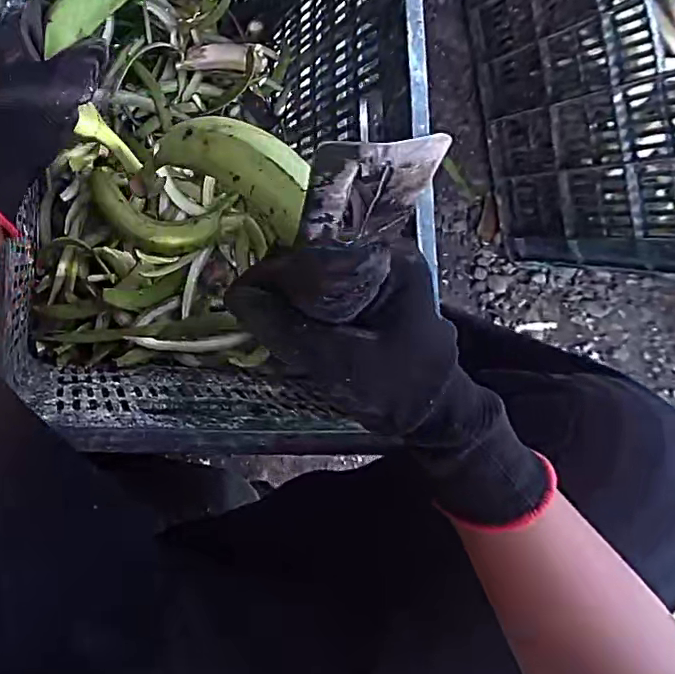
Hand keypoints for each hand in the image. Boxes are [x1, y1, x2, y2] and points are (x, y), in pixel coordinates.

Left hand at [0, 1, 102, 232]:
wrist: (1, 165)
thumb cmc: (31, 116)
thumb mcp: (67, 82)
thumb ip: (85, 57)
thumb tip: (98, 43)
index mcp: (7, 38)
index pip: (38, 11)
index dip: (63, 19)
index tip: (83, 34)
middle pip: (37, 39)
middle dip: (61, 48)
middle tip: (84, 62)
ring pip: (34, 64)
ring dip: (55, 73)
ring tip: (76, 87)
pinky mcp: (0, 102)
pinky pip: (29, 85)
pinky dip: (45, 90)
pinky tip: (60, 107)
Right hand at [226, 242, 551, 526]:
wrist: (439, 420)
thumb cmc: (400, 390)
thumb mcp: (340, 364)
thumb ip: (289, 329)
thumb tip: (235, 296)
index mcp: (390, 260)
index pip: (316, 253)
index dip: (274, 274)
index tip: (241, 296)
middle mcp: (383, 255)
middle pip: (312, 261)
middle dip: (279, 287)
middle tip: (247, 311)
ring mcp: (376, 271)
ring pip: (314, 276)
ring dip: (286, 299)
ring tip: (259, 319)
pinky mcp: (367, 290)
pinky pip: (323, 289)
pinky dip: (300, 307)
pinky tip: (283, 325)